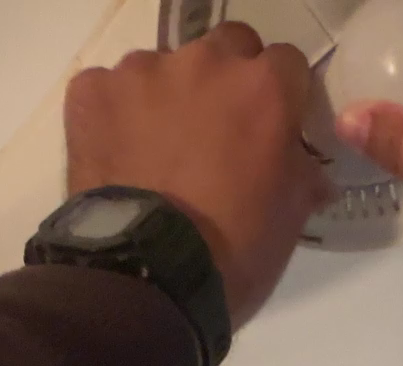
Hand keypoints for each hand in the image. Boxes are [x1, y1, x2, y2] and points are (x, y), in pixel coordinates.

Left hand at [66, 23, 332, 329]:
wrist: (148, 279)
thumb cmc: (233, 255)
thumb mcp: (289, 222)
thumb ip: (302, 176)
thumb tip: (310, 170)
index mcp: (265, 90)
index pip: (288, 65)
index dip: (283, 99)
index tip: (274, 131)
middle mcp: (206, 62)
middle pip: (228, 49)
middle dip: (230, 84)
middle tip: (220, 138)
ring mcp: (143, 71)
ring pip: (166, 68)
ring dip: (172, 100)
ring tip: (163, 157)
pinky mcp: (92, 92)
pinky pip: (111, 89)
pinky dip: (119, 117)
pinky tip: (123, 160)